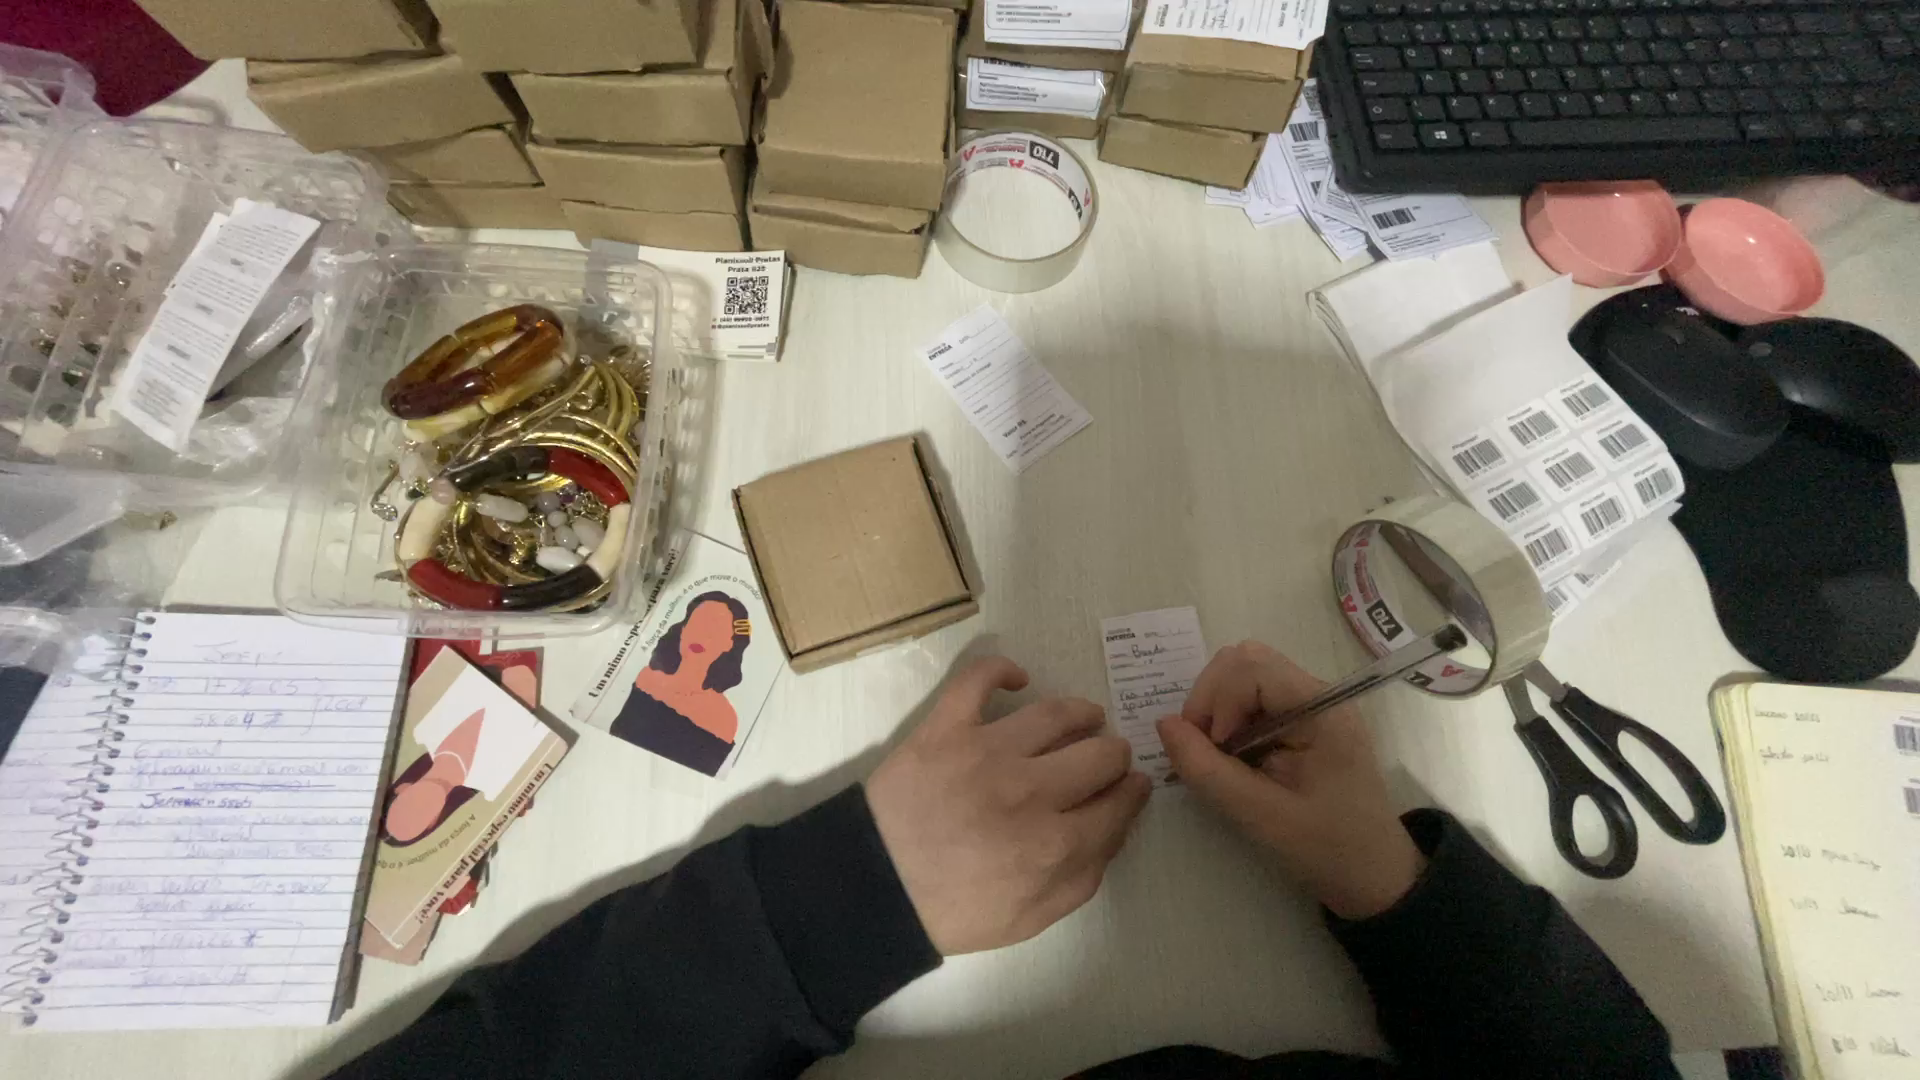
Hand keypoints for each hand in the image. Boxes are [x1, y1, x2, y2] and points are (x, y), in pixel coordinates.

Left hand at [866, 657, 1151, 954]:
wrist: (876, 885)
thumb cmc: (954, 908)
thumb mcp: (1031, 918)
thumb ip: (1083, 878)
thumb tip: (1113, 829)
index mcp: (1055, 844)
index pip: (1117, 803)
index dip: (1131, 792)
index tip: (1132, 784)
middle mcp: (1031, 790)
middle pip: (1100, 755)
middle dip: (1114, 756)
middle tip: (1106, 757)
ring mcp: (988, 750)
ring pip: (1056, 713)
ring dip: (1082, 712)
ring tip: (1086, 716)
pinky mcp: (947, 726)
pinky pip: (979, 680)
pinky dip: (1002, 669)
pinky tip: (1019, 678)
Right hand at [1156, 641, 1424, 919]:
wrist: (1374, 878)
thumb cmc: (1326, 849)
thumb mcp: (1261, 817)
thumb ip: (1208, 771)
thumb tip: (1163, 724)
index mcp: (1323, 710)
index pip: (1253, 667)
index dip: (1220, 701)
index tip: (1216, 749)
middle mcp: (1317, 694)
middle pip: (1244, 659)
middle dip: (1211, 698)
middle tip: (1207, 748)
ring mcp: (1307, 703)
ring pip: (1241, 672)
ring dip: (1215, 706)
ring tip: (1218, 751)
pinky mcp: (1296, 717)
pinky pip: (1248, 695)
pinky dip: (1226, 716)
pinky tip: (1231, 753)